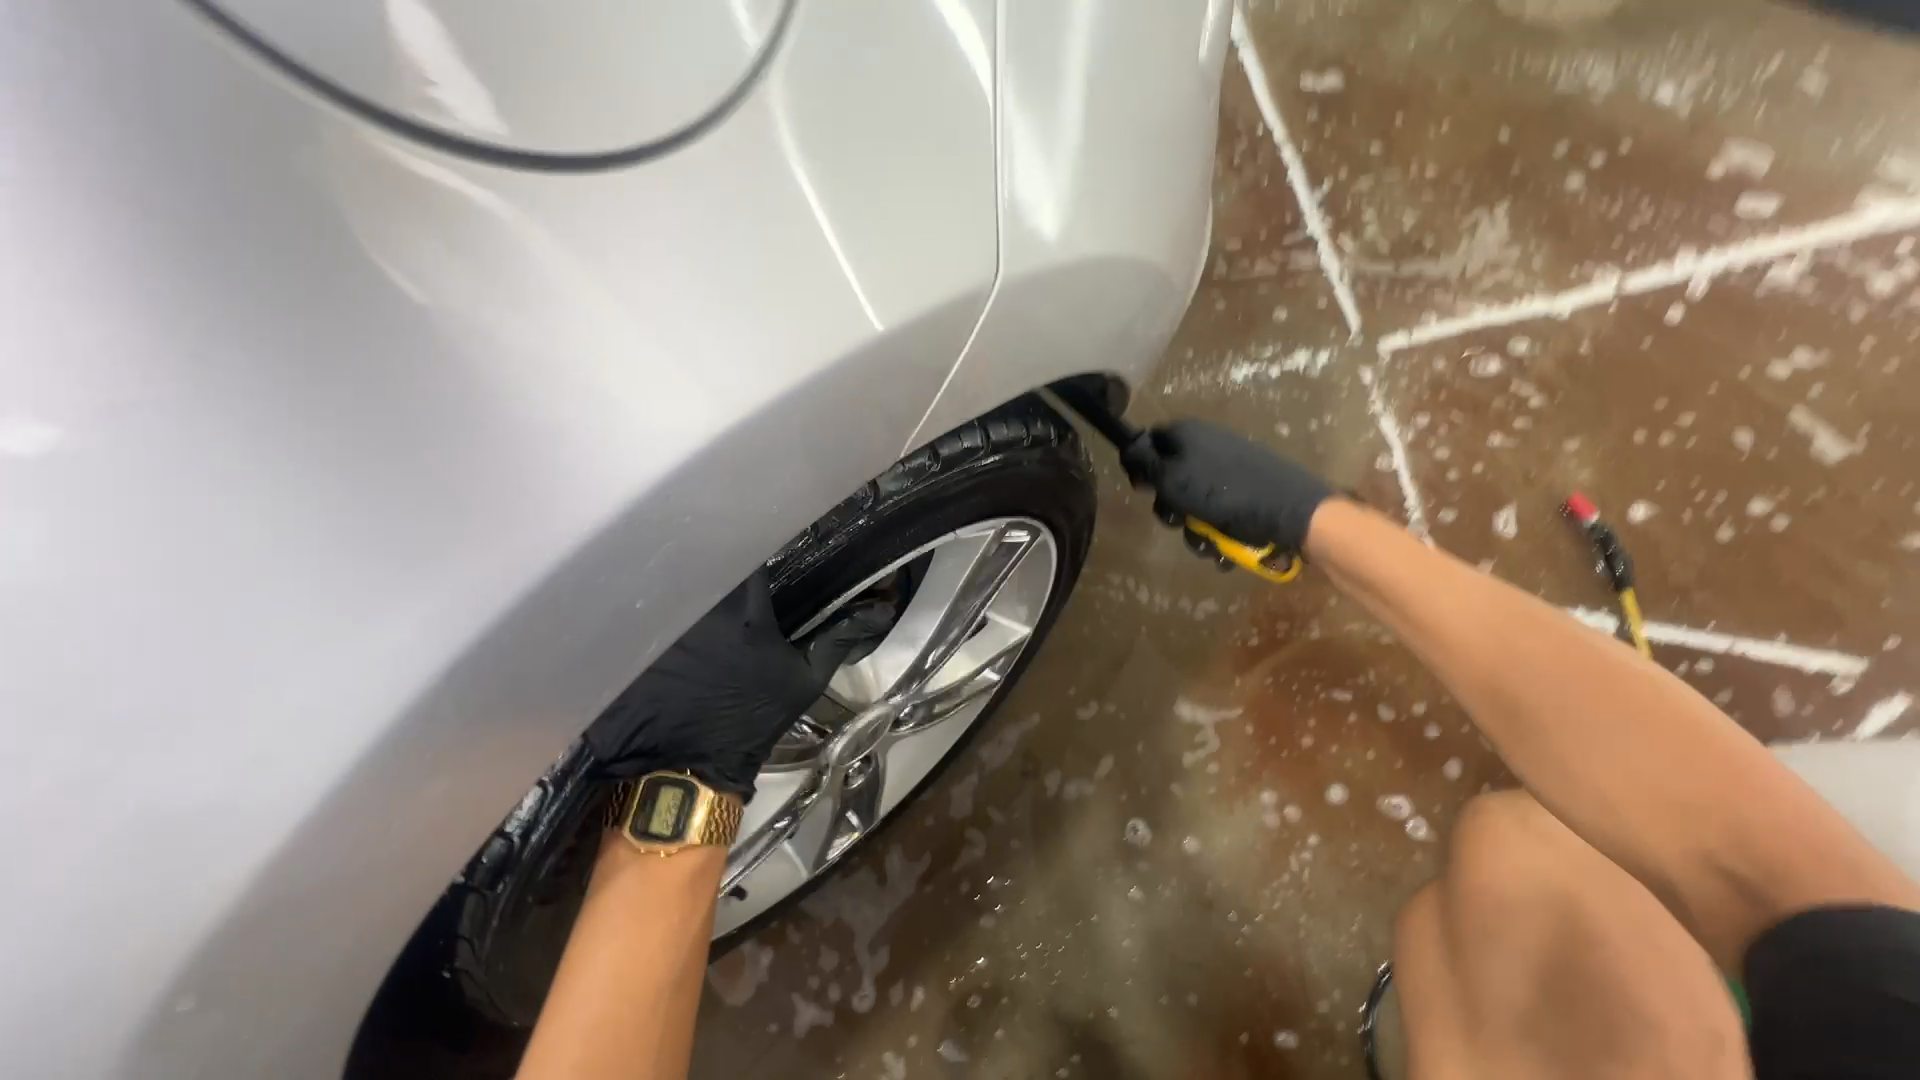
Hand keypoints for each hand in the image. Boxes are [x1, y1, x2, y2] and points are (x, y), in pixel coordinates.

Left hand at [583, 570, 893, 798]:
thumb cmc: (754, 719)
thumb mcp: (806, 681)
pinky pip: (651, 608)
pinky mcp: (640, 641)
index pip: (752, 562)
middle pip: (710, 565)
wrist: (693, 763)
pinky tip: (670, 617)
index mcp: (750, 615)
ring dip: (687, 581)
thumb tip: (880, 609)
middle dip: (716, 559)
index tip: (761, 540)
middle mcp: (705, 611)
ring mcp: (669, 625)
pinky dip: (657, 605)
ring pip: (679, 584)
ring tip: (687, 582)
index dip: (757, 547)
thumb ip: (838, 640)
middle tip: (727, 563)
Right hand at [1120, 419, 1334, 554]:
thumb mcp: (1172, 478)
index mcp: (1189, 435)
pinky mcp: (1249, 496)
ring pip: (1195, 505)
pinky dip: (1218, 535)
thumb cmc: (1225, 494)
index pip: (1151, 442)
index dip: (1141, 466)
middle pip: (1171, 478)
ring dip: (1195, 530)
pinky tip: (1225, 549)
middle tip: (1178, 519)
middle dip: (1171, 507)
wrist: (1293, 514)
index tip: (1142, 490)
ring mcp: (1232, 473)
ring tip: (1209, 543)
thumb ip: (1144, 463)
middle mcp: (1209, 448)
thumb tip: (1127, 448)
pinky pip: (1221, 517)